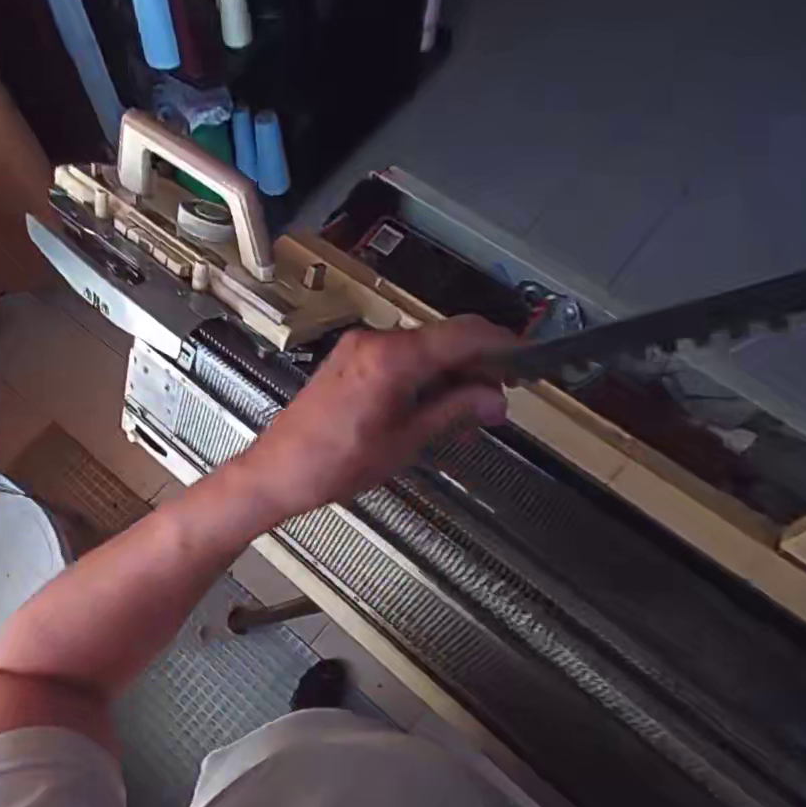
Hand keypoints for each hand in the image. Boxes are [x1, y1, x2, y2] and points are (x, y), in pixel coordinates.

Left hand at [225, 315, 515, 521]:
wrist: (278, 471)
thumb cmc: (331, 463)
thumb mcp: (404, 442)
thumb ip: (453, 412)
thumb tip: (492, 399)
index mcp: (391, 359)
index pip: (464, 335)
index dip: (502, 345)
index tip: (527, 358)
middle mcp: (374, 342)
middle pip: (445, 339)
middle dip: (479, 365)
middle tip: (500, 397)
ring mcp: (359, 348)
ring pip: (424, 348)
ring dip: (452, 373)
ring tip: (471, 410)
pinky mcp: (350, 359)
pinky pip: (400, 357)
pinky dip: (425, 375)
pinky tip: (437, 403)